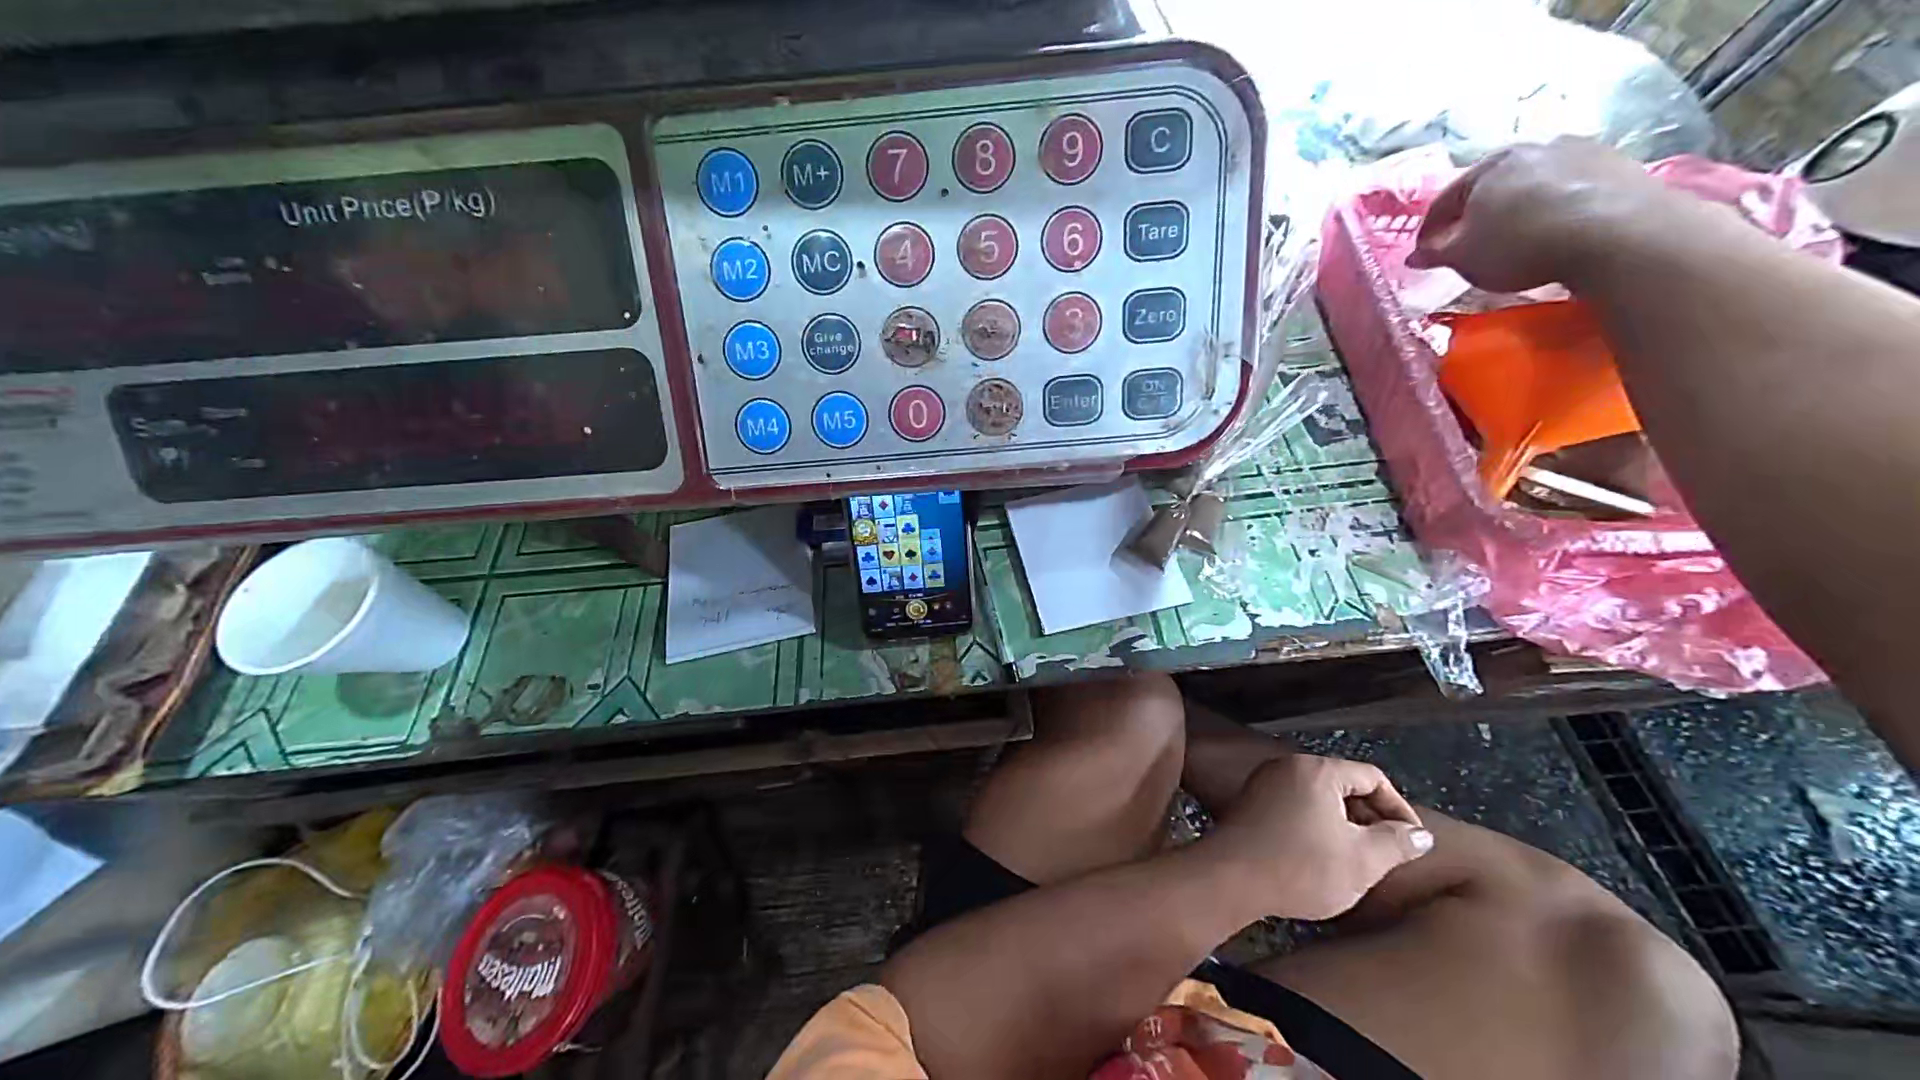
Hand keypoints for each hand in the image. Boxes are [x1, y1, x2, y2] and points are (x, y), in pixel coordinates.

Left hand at [1203, 755, 1432, 920]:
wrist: (1229, 878)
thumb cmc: (1300, 867)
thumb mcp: (1362, 860)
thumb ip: (1396, 843)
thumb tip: (1419, 835)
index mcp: (1315, 770)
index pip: (1372, 777)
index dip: (1399, 809)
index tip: (1412, 842)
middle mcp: (1286, 767)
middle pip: (1343, 784)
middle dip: (1370, 818)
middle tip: (1386, 854)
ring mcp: (1263, 783)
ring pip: (1318, 798)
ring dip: (1343, 826)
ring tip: (1356, 860)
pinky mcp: (1249, 803)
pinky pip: (1294, 807)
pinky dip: (1315, 827)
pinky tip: (1320, 859)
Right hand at [1408, 137, 1677, 292]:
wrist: (1615, 233)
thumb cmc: (1520, 245)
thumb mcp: (1463, 258)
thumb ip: (1436, 254)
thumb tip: (1416, 255)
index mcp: (1487, 167)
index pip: (1445, 199)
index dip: (1429, 228)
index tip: (1425, 251)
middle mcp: (1532, 148)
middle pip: (1493, 184)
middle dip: (1477, 212)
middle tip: (1469, 241)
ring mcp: (1580, 150)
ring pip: (1535, 183)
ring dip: (1520, 206)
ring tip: (1516, 235)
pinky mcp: (1618, 164)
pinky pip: (1572, 189)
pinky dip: (1557, 207)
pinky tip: (1556, 230)